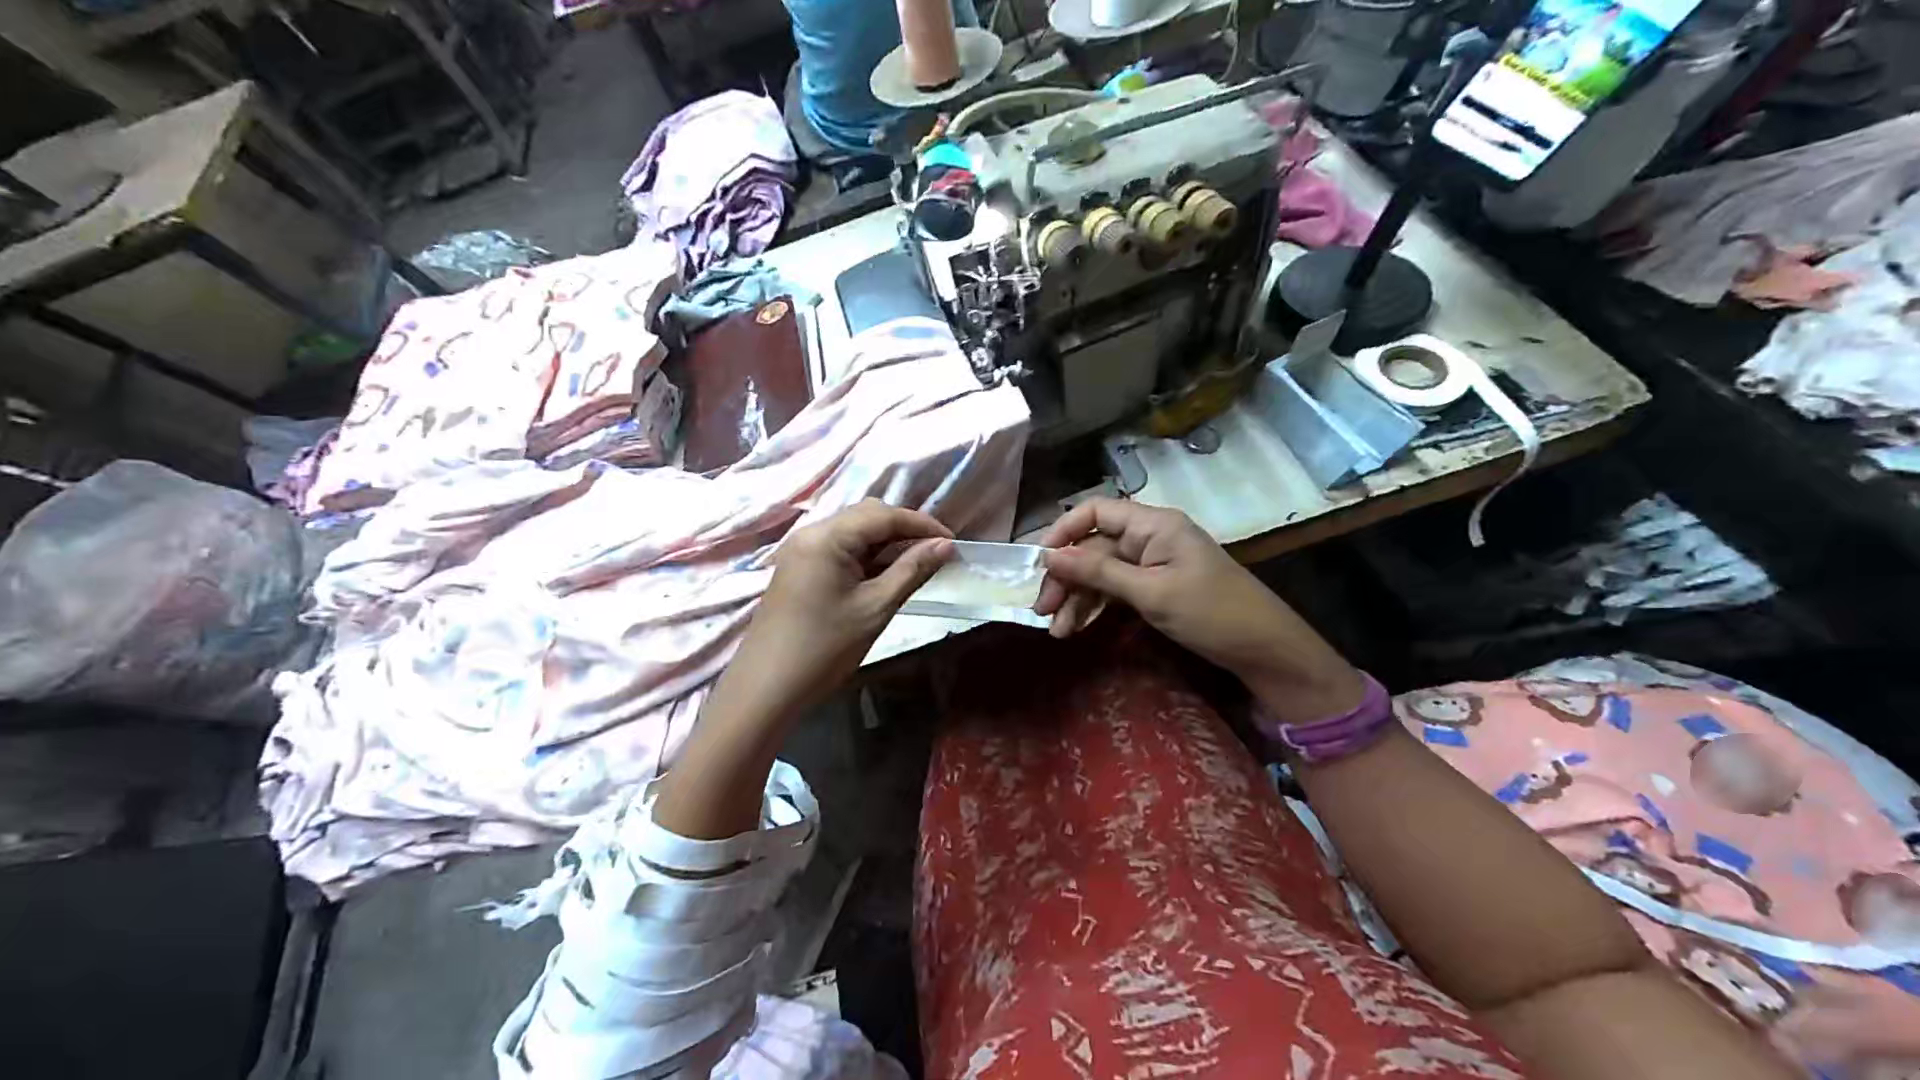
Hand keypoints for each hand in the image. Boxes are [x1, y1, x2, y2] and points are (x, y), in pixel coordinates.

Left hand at [658, 500, 952, 839]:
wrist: (767, 686)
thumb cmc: (825, 647)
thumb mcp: (876, 607)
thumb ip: (912, 570)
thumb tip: (945, 545)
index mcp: (827, 536)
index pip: (884, 514)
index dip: (922, 524)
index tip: (953, 542)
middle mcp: (811, 533)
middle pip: (867, 516)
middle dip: (903, 530)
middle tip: (935, 554)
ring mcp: (801, 550)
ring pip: (853, 532)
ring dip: (885, 543)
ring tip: (916, 565)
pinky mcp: (798, 568)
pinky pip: (839, 548)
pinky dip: (865, 556)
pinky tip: (884, 574)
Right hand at [1034, 498, 1363, 721]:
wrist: (1264, 649)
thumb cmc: (1210, 612)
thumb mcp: (1151, 593)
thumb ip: (1099, 571)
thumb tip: (1050, 556)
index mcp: (1153, 524)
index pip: (1096, 511)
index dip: (1063, 532)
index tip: (1039, 563)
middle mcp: (1150, 536)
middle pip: (1094, 546)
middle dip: (1066, 576)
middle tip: (1043, 610)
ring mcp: (1153, 563)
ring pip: (1101, 572)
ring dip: (1078, 598)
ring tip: (1058, 631)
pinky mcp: (1156, 587)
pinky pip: (1116, 589)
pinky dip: (1097, 606)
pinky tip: (1078, 627)